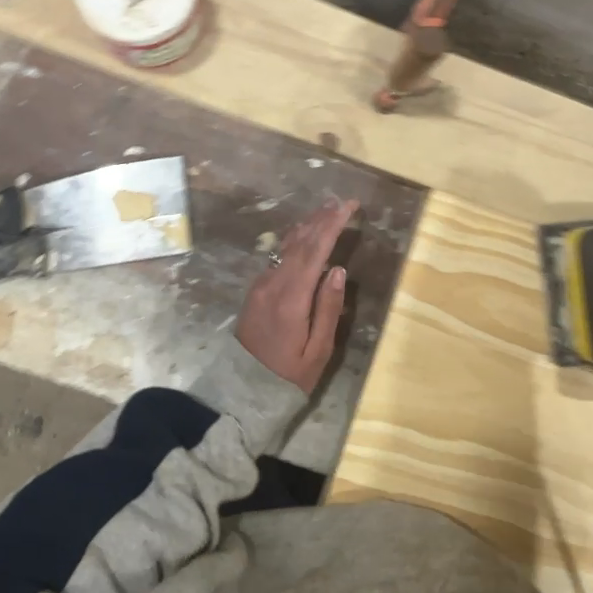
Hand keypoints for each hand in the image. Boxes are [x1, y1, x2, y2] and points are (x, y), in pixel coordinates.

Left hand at [237, 198, 359, 393]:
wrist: (243, 391)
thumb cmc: (289, 376)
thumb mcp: (318, 350)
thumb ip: (329, 308)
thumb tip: (338, 270)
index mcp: (291, 299)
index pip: (314, 251)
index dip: (331, 225)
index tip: (348, 207)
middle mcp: (273, 285)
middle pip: (299, 243)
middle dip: (320, 219)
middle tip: (341, 201)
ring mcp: (261, 286)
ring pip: (285, 247)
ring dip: (306, 226)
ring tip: (325, 210)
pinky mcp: (256, 291)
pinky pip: (277, 257)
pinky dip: (295, 241)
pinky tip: (304, 236)